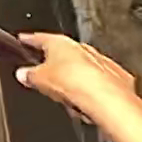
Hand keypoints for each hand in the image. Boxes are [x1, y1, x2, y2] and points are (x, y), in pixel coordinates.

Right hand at [15, 32, 139, 120]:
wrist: (107, 100)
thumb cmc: (75, 83)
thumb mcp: (39, 80)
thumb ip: (29, 75)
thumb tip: (23, 74)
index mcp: (60, 42)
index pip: (39, 38)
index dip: (29, 40)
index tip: (24, 39)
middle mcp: (81, 48)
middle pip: (62, 54)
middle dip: (54, 66)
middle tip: (45, 80)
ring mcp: (101, 62)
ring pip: (82, 70)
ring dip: (74, 81)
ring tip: (68, 98)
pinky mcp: (117, 79)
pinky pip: (99, 84)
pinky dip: (92, 92)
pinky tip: (87, 104)